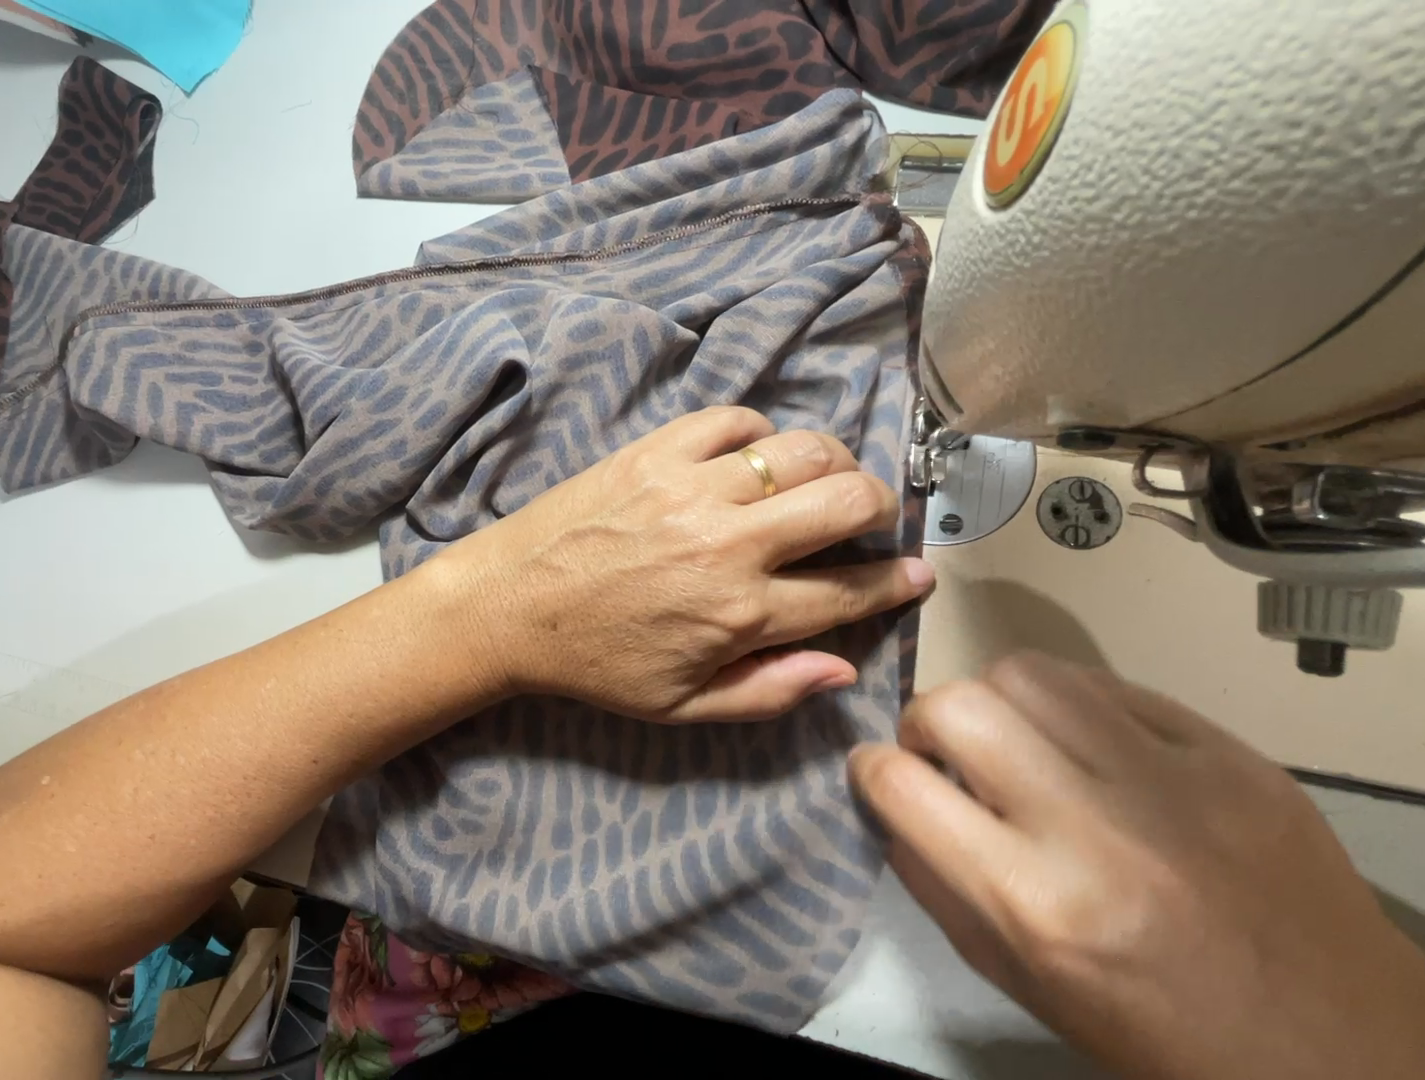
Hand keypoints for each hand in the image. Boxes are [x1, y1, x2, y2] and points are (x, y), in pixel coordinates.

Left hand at [424, 406, 933, 722]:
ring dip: (831, 464)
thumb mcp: (679, 706)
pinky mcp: (653, 452)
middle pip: (848, 501)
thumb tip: (843, 669)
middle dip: (881, 510)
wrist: (509, 605)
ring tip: (819, 484)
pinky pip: (732, 419)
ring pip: (802, 450)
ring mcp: (690, 488)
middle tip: (868, 521)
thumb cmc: (594, 662)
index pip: (850, 591)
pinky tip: (752, 457)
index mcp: (740, 613)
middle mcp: (729, 543)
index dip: (895, 582)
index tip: (915, 573)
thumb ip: (767, 691)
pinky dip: (758, 432)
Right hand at [850, 652, 1424, 1079]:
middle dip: (925, 723)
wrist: (1344, 1052)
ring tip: (1017, 741)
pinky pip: (1110, 687)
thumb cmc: (1151, 1026)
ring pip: (1029, 673)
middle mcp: (1095, 831)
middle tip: (947, 755)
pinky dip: (1074, 708)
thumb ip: (932, 878)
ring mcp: (1174, 782)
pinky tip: (1090, 750)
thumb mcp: (1012, 974)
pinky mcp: (1234, 757)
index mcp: (1033, 902)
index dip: (870, 770)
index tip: (883, 776)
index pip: (898, 783)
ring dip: (996, 702)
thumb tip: (890, 795)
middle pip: (958, 706)